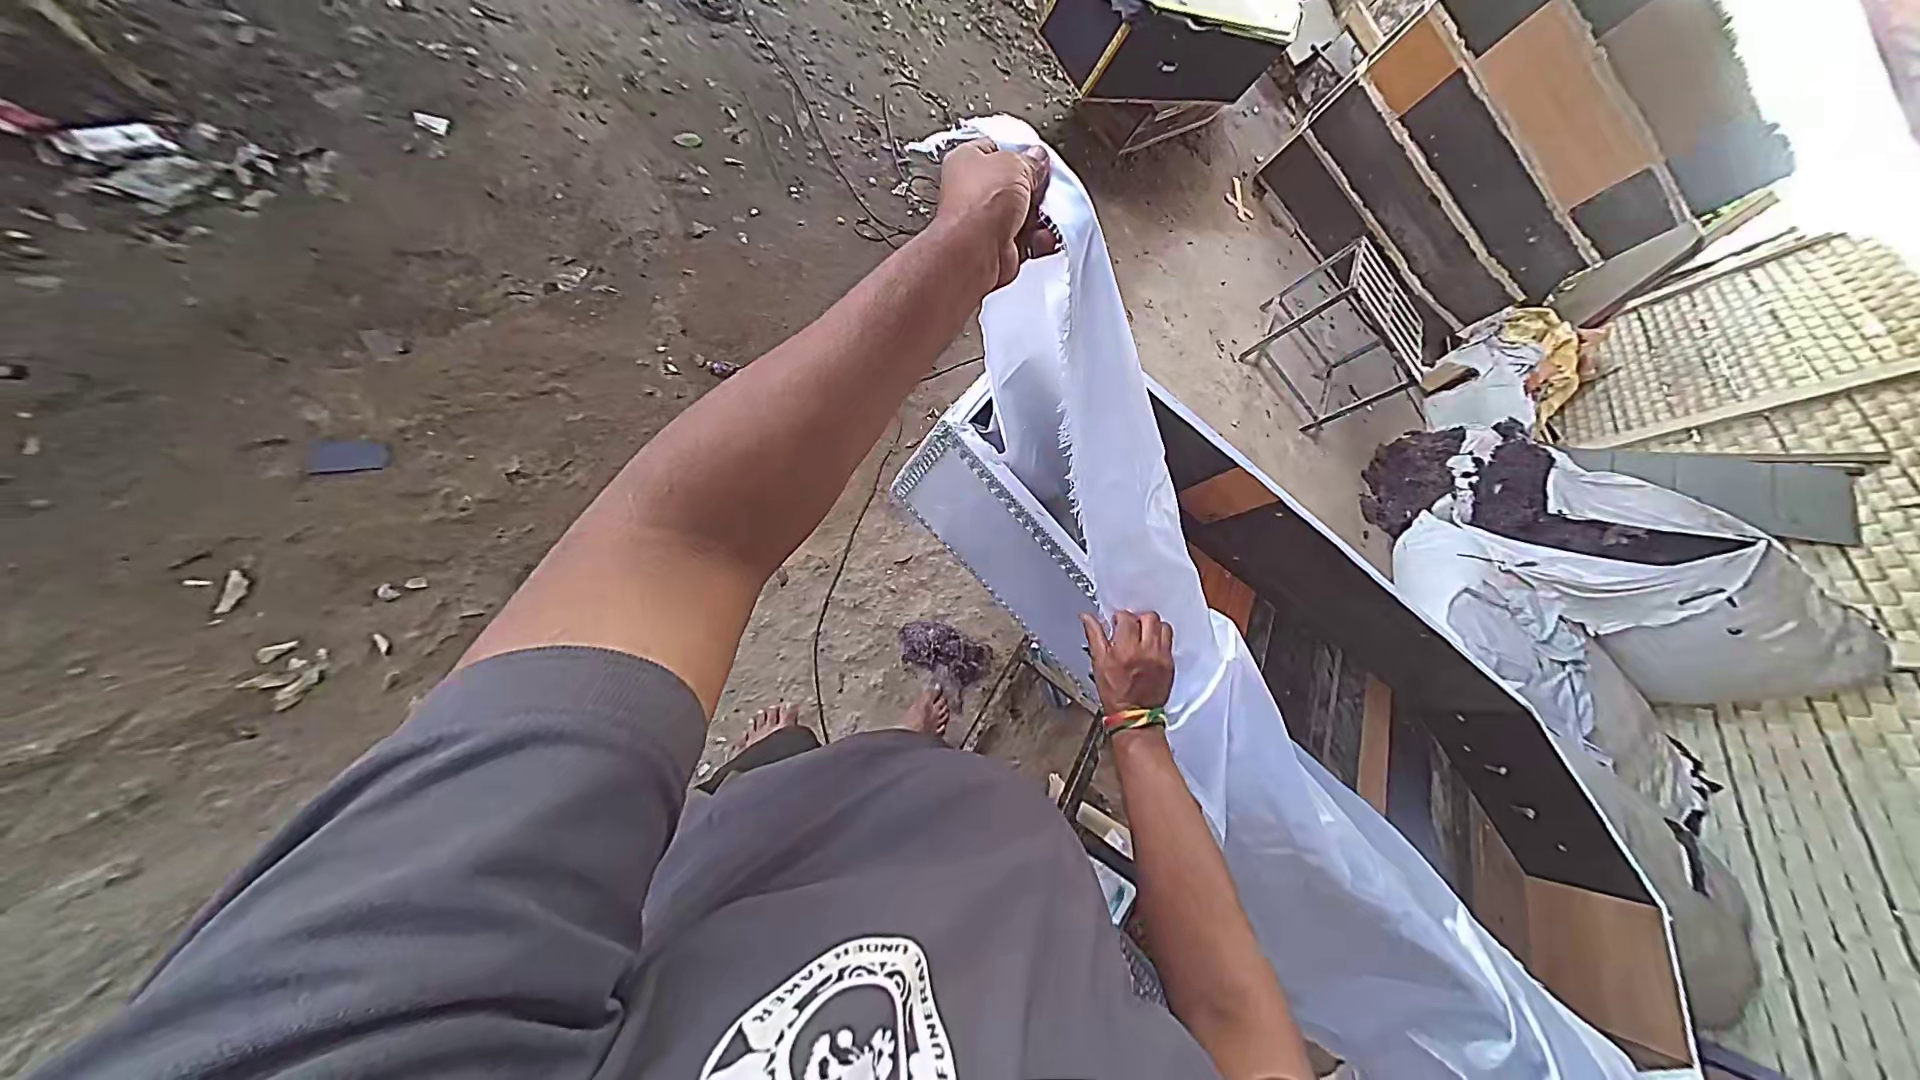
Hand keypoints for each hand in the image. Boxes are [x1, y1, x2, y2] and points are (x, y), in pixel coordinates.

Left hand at [934, 138, 1058, 288]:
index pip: (995, 150)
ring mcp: (983, 224)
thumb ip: (1029, 160)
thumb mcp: (1015, 164)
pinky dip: (1037, 240)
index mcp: (965, 162)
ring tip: (1045, 214)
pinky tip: (1043, 236)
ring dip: (1037, 216)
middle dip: (1032, 189)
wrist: (977, 249)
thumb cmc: (980, 204)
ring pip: (1021, 216)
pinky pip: (1024, 240)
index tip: (1037, 158)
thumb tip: (1037, 159)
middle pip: (1011, 186)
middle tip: (1043, 188)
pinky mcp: (997, 248)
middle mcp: (970, 194)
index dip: (1018, 153)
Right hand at [1081, 610, 1174, 713]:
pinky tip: (1150, 647)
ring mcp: (1161, 657)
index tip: (1116, 622)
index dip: (1120, 617)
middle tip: (1131, 627)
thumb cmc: (1115, 692)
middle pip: (1149, 617)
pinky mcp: (1170, 664)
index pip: (1127, 618)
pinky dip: (1160, 639)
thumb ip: (1094, 635)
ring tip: (1142, 635)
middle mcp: (1146, 650)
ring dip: (1152, 627)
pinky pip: (1169, 641)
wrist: (1134, 715)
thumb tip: (1087, 617)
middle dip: (1138, 618)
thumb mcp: (1098, 662)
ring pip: (1163, 627)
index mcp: (1126, 649)